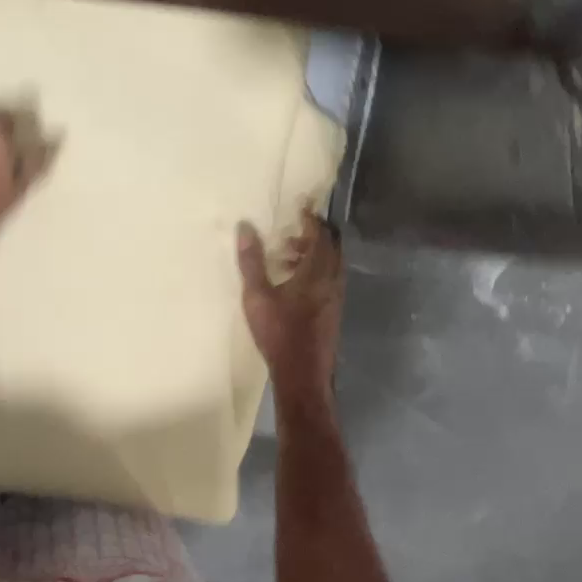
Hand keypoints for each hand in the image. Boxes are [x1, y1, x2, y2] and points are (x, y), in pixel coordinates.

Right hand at [237, 209, 344, 403]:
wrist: (303, 375)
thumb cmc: (278, 332)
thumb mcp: (257, 295)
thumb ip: (251, 260)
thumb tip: (246, 226)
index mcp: (318, 272)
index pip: (321, 235)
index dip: (311, 219)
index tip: (299, 207)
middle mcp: (333, 281)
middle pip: (332, 247)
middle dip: (313, 235)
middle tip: (290, 231)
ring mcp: (336, 298)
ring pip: (331, 265)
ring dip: (312, 254)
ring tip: (284, 257)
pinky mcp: (333, 312)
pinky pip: (328, 279)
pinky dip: (314, 271)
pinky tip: (291, 283)